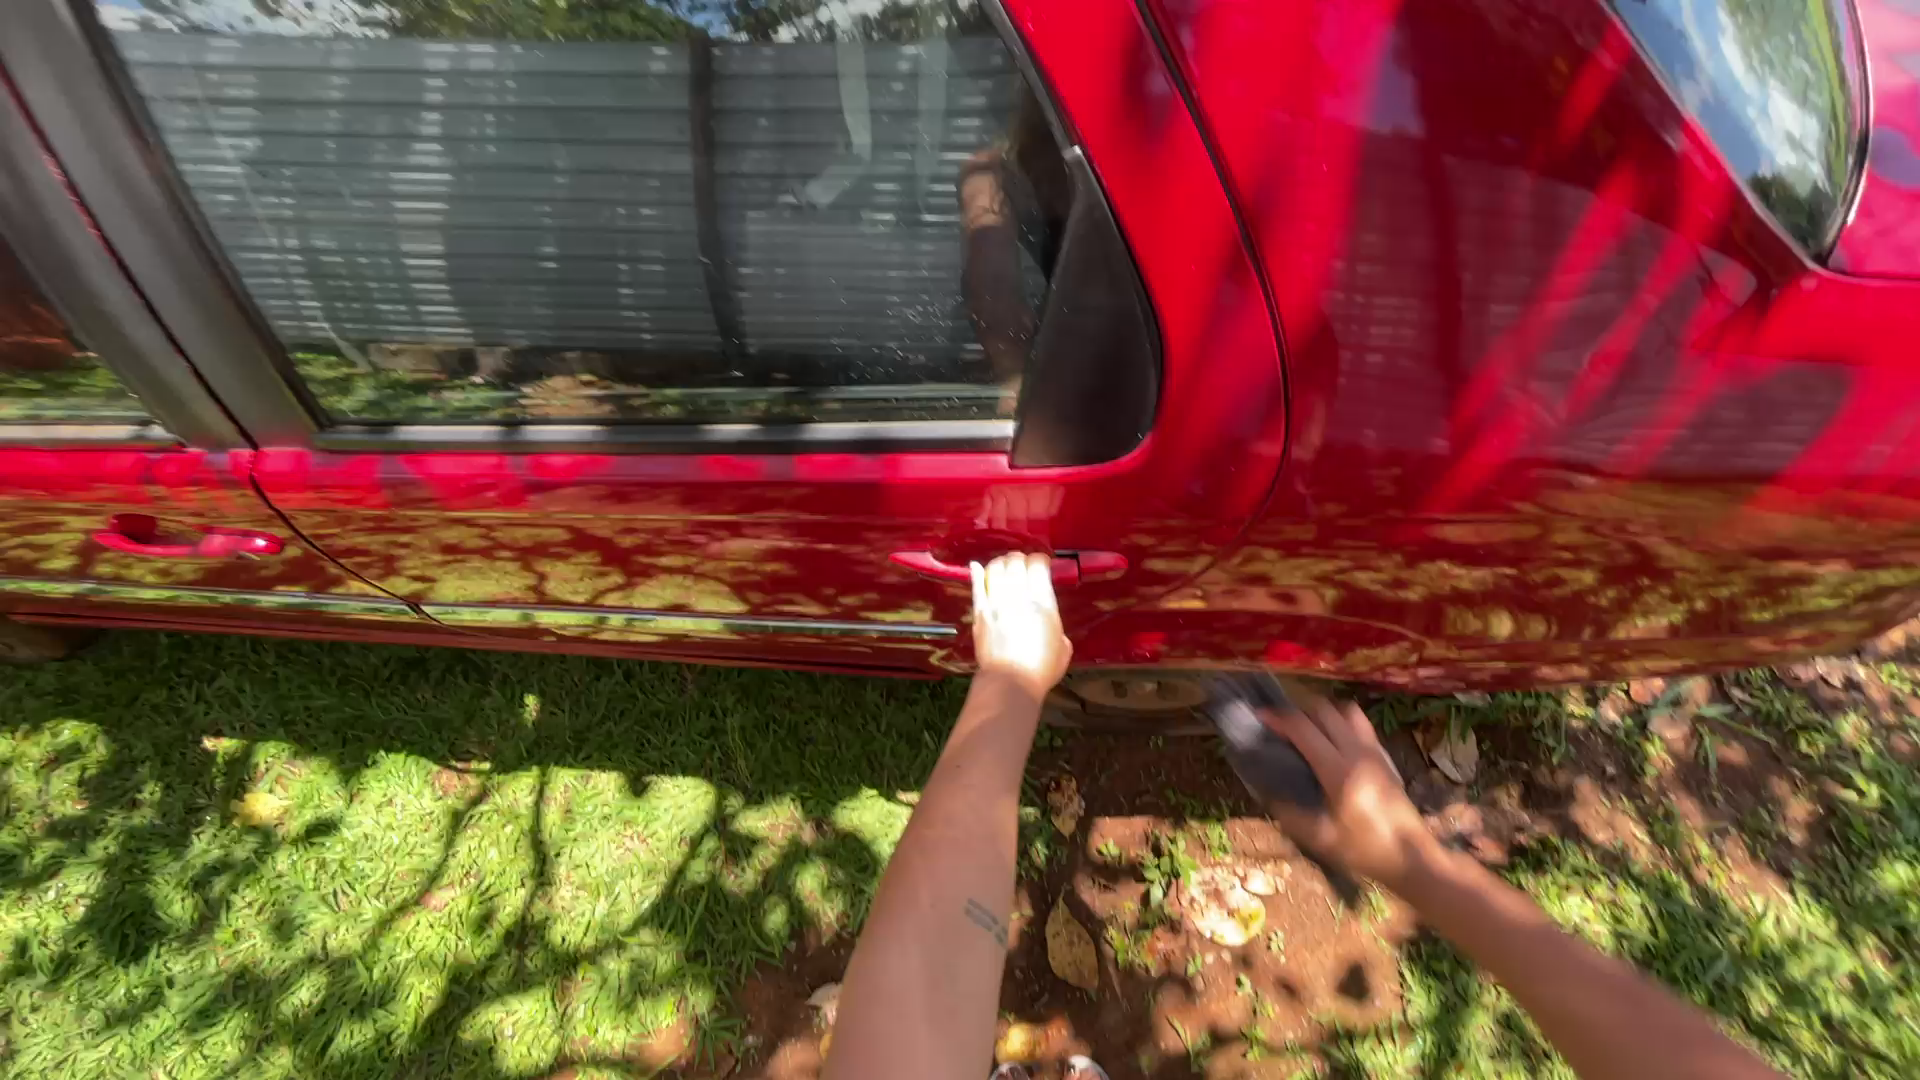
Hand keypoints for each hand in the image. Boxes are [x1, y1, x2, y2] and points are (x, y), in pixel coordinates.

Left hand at [969, 553, 1070, 700]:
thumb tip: (1050, 626)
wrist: (1010, 681)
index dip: (1040, 560)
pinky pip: (976, 586)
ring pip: (995, 569)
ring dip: (1001, 563)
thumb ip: (1056, 628)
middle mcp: (1018, 596)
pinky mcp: (979, 613)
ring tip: (1004, 565)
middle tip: (1022, 563)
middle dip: (1020, 558)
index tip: (1041, 564)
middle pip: (1015, 562)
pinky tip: (976, 566)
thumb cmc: (1041, 669)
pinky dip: (976, 573)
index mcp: (1043, 602)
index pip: (1038, 565)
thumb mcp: (1063, 647)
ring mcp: (996, 603)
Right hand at [1261, 698, 1432, 891]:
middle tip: (1281, 723)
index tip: (1259, 716)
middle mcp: (1357, 752)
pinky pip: (1360, 724)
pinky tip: (1332, 741)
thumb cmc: (1366, 850)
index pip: (1302, 728)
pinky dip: (1341, 722)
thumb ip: (1289, 812)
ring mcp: (1374, 752)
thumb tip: (1266, 791)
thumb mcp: (1320, 838)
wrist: (1415, 859)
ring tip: (1308, 728)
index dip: (1277, 718)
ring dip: (1322, 712)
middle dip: (1297, 710)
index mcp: (1338, 770)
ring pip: (1344, 710)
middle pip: (1323, 710)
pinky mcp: (1384, 757)